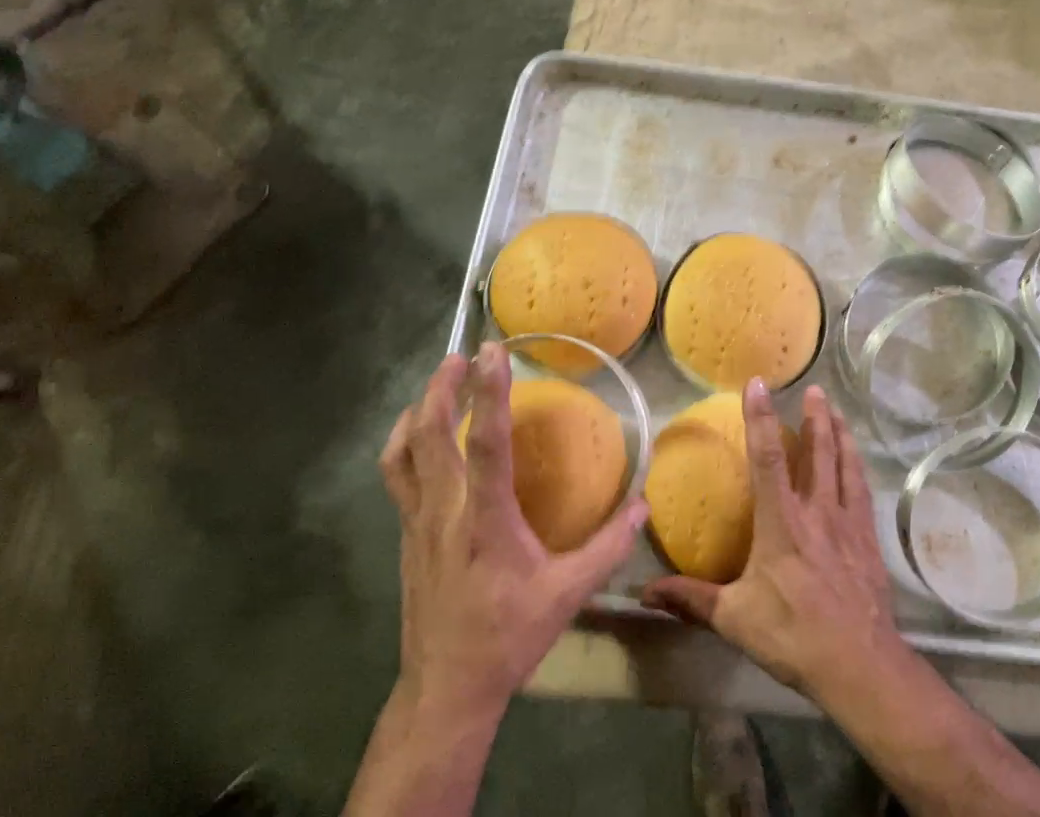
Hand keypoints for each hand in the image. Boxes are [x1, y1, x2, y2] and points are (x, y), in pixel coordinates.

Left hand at [379, 343, 648, 716]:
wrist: (447, 686)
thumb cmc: (509, 636)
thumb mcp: (568, 594)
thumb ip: (608, 548)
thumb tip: (642, 507)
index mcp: (486, 522)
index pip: (486, 444)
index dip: (489, 394)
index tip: (493, 353)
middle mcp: (445, 513)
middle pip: (430, 435)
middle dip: (443, 388)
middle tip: (461, 356)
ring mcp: (418, 524)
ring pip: (403, 453)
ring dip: (418, 412)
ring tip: (436, 385)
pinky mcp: (407, 537)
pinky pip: (397, 476)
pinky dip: (405, 444)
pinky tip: (419, 438)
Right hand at [641, 380, 902, 694]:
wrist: (859, 663)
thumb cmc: (792, 635)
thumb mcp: (733, 619)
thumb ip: (690, 599)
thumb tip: (643, 591)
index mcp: (781, 523)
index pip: (768, 458)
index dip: (761, 418)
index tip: (759, 385)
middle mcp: (817, 512)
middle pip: (817, 453)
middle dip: (814, 417)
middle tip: (813, 389)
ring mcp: (848, 524)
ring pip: (845, 466)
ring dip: (840, 435)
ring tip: (837, 410)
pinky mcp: (868, 541)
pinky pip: (863, 492)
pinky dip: (859, 468)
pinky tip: (858, 462)